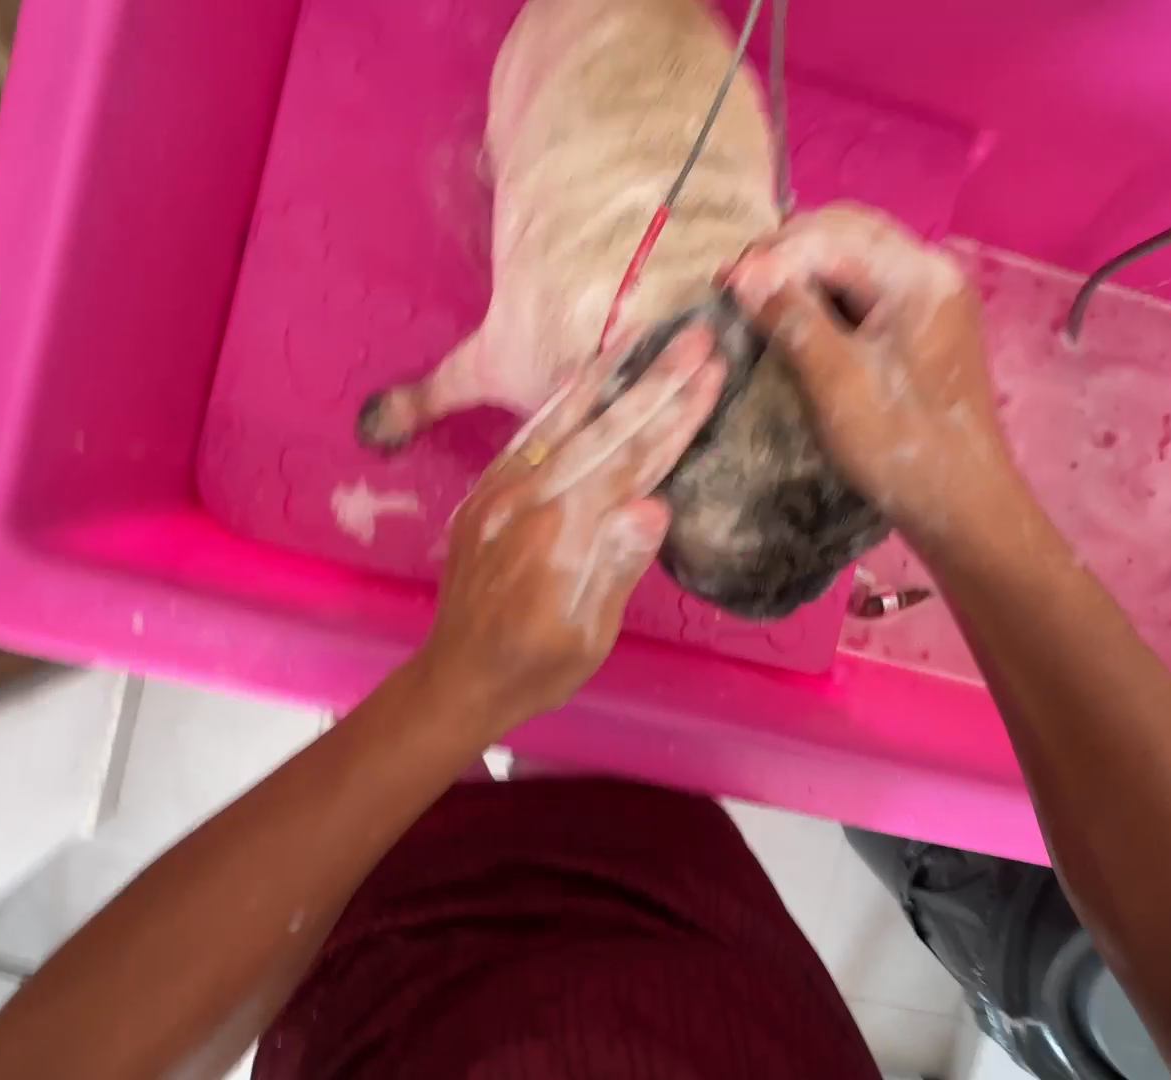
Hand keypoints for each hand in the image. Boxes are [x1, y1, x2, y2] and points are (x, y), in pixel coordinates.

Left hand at [413, 326, 725, 733]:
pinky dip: (557, 403)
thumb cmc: (536, 667)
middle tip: (697, 338)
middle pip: (603, 431)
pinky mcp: (483, 493)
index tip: (712, 375)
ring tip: (642, 335)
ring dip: (606, 376)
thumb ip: (616, 568)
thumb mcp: (588, 636)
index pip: (632, 464)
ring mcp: (499, 492)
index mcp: (562, 536)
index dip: (675, 418)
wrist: (457, 675)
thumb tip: (656, 505)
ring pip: (560, 421)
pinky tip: (580, 378)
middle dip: (655, 382)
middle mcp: (528, 500)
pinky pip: (525, 437)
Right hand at [725, 203, 1012, 536]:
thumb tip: (741, 273)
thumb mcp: (836, 380)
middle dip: (786, 252)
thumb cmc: (897, 443)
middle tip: (736, 286)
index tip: (722, 283)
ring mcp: (927, 298)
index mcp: (916, 276)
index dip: (772, 254)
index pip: (832, 234)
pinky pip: (862, 288)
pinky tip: (792, 315)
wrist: (958, 501)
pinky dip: (822, 294)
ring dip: (801, 271)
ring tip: (755, 298)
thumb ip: (791, 319)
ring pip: (853, 258)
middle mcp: (928, 271)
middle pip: (846, 232)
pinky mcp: (919, 326)